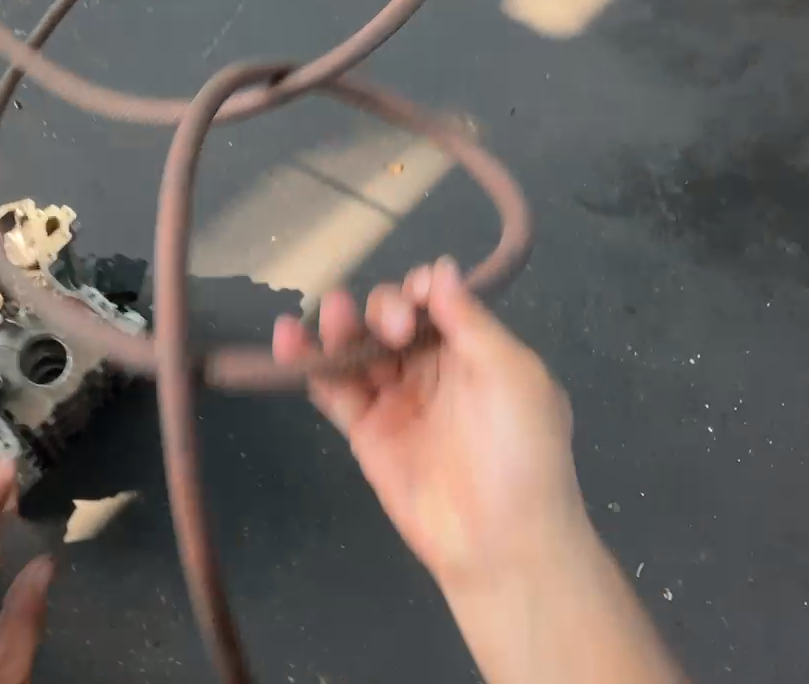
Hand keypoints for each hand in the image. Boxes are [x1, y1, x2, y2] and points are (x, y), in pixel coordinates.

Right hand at [273, 256, 584, 591]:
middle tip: (392, 329)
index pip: (431, 302)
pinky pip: (329, 386)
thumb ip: (471, 321)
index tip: (417, 301)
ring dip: (340, 324)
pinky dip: (305, 359)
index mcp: (470, 351)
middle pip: (386, 318)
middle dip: (382, 309)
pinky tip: (287, 336)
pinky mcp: (362, 427)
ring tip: (334, 313)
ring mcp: (392, 397)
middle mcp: (428, 367)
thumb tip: (438, 266)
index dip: (417, 292)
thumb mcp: (514, 376)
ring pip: (355, 346)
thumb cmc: (521, 452)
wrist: (501, 542)